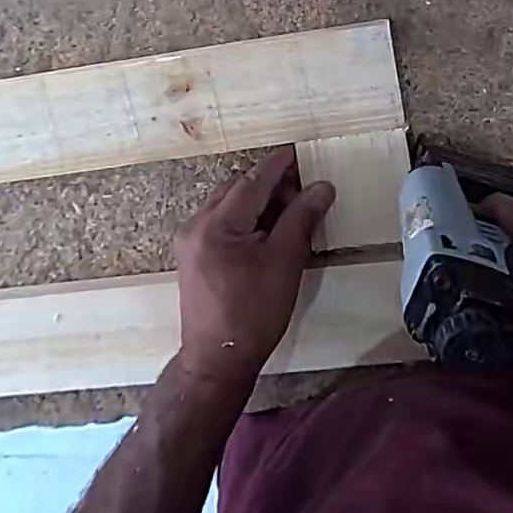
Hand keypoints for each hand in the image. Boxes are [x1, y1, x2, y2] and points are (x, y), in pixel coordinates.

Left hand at [173, 148, 335, 385]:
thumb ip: (302, 217)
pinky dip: (245, 216)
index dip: (279, 165)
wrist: (217, 361)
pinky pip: (221, 219)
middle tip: (302, 192)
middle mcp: (197, 224)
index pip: (253, 180)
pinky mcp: (192, 254)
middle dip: (271, 183)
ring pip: (228, 202)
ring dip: (258, 199)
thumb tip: (322, 187)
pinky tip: (267, 231)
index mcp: (217, 224)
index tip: (300, 152)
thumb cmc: (254, 312)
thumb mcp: (286, 260)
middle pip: (238, 186)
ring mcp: (190, 240)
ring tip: (288, 213)